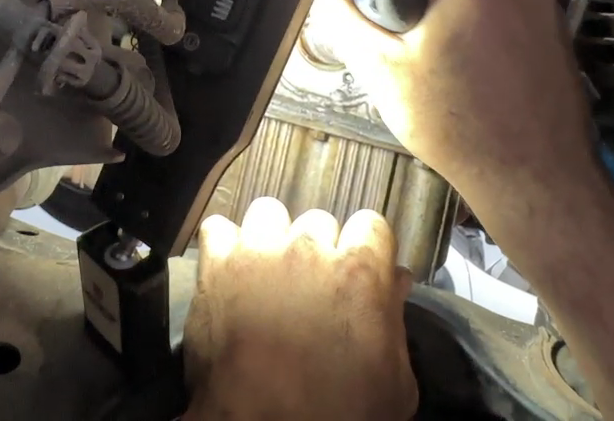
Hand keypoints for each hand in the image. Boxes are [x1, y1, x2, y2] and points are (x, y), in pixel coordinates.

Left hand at [183, 198, 417, 420]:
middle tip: (311, 288)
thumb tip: (396, 279)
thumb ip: (395, 321)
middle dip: (318, 250)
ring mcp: (259, 249)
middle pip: (318, 221)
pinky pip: (218, 228)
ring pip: (268, 213)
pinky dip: (223, 246)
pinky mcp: (217, 261)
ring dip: (270, 238)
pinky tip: (229, 272)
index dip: (365, 249)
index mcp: (359, 271)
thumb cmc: (339, 416)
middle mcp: (308, 246)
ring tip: (267, 273)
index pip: (371, 223)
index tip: (359, 271)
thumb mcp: (392, 384)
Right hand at [323, 0, 600, 209]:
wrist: (534, 180)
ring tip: (422, 62)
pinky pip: (495, 17)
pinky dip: (472, 32)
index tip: (347, 11)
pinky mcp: (554, 31)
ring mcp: (539, 4)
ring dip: (438, 19)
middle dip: (405, 7)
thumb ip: (346, 21)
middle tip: (383, 46)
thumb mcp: (382, 68)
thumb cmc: (453, 124)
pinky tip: (461, 69)